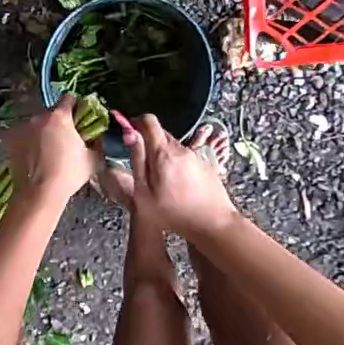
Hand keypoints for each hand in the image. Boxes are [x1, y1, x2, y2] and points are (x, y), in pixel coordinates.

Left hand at [8, 97, 96, 204]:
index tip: (79, 118)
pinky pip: (24, 135)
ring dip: (43, 132)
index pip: (68, 98)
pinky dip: (29, 141)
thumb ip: (97, 142)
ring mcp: (22, 128)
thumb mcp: (94, 159)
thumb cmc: (69, 174)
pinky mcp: (11, 140)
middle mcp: (39, 117)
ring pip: (36, 124)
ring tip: (48, 151)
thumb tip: (98, 135)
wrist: (39, 193)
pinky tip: (34, 157)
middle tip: (65, 139)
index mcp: (60, 116)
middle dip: (58, 122)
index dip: (75, 106)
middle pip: (51, 113)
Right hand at [116, 113, 239, 238]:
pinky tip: (177, 185)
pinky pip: (185, 157)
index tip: (130, 134)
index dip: (137, 123)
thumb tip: (129, 133)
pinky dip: (176, 164)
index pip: (149, 121)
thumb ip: (137, 159)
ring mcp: (195, 156)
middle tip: (143, 167)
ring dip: (163, 155)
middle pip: (160, 133)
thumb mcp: (144, 192)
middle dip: (148, 143)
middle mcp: (181, 149)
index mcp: (163, 153)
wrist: (214, 224)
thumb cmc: (174, 214)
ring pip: (173, 146)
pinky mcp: (205, 164)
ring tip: (161, 181)